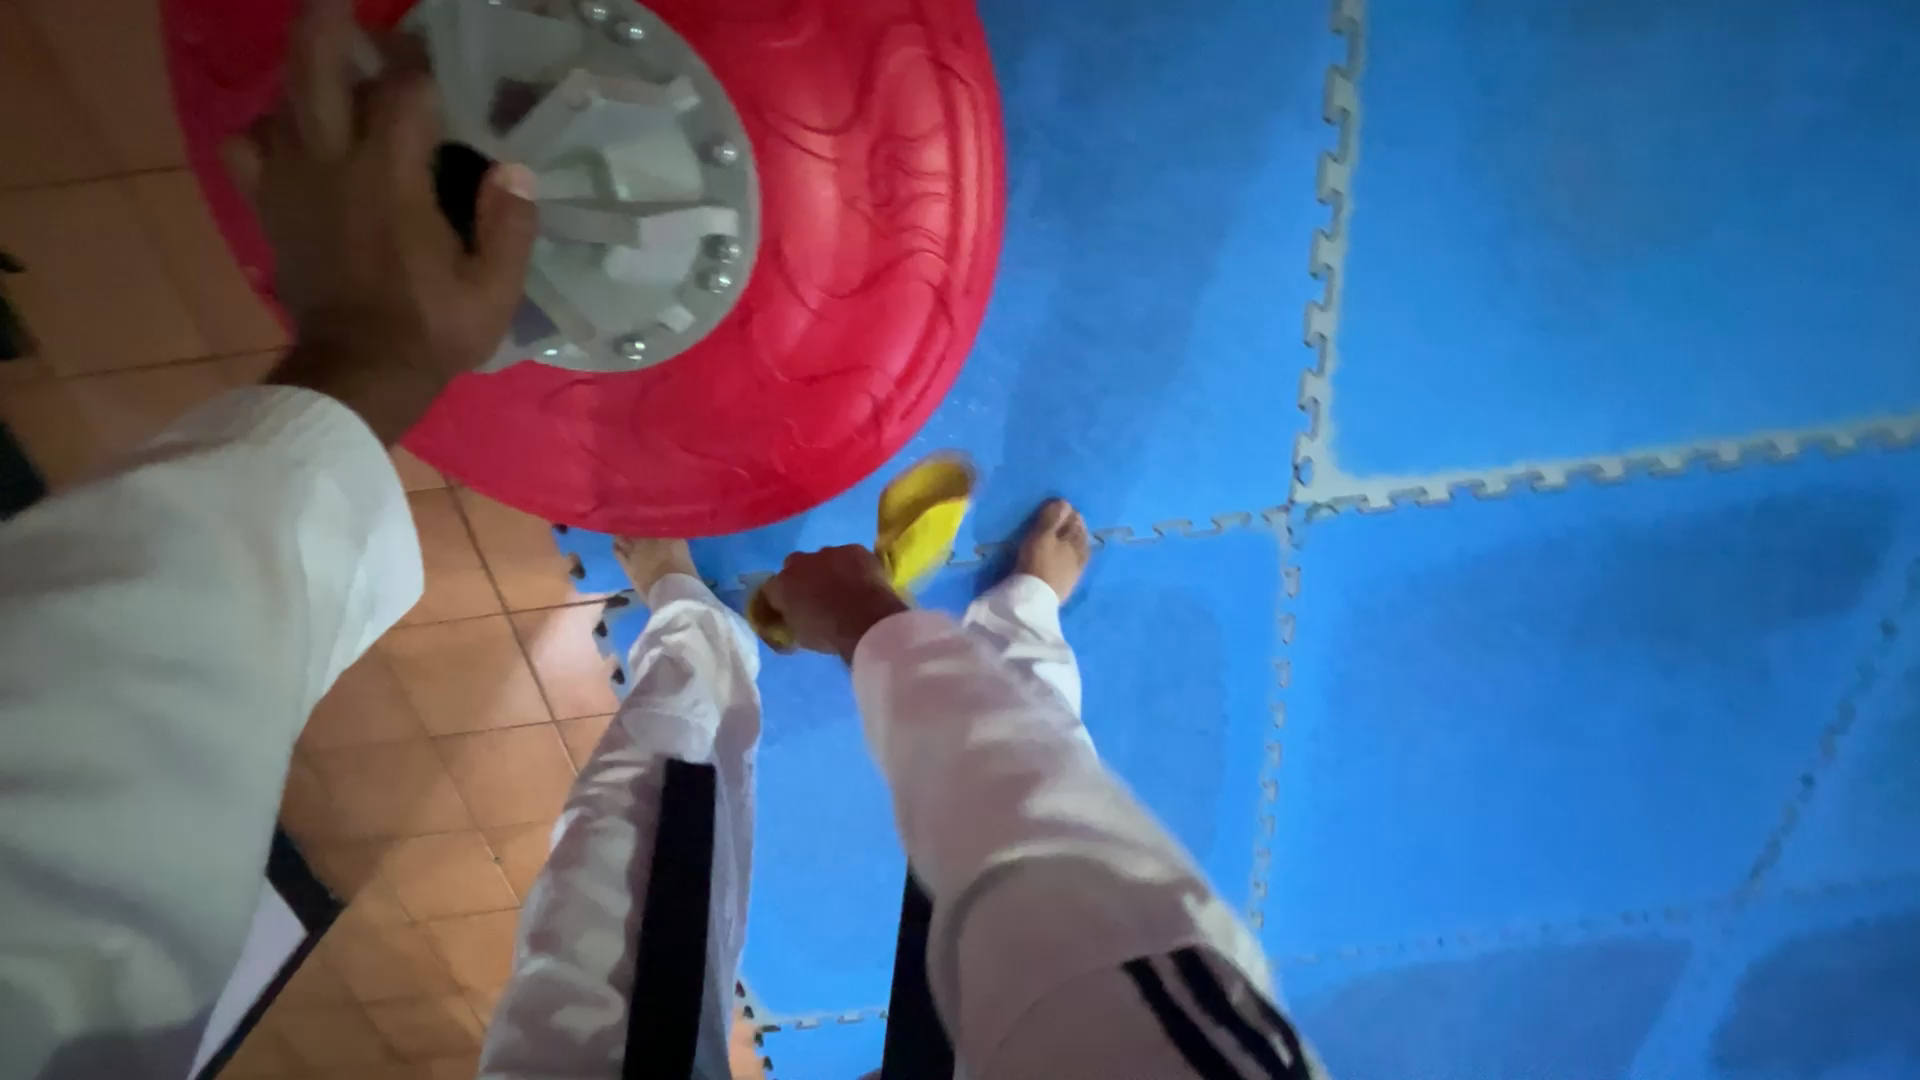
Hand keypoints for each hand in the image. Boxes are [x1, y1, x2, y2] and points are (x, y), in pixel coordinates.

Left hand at [239, 0, 536, 441]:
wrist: (363, 368)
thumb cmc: (437, 329)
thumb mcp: (496, 290)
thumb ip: (509, 226)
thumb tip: (516, 169)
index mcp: (392, 179)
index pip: (404, 93)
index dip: (424, 67)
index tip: (443, 61)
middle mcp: (331, 162)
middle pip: (316, 64)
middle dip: (334, 24)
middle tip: (352, 10)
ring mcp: (291, 180)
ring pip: (283, 99)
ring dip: (311, 81)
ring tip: (342, 88)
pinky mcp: (270, 204)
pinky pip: (252, 142)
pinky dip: (272, 128)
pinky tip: (300, 140)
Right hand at [757, 546, 909, 661]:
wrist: (867, 623)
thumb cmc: (829, 634)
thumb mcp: (801, 636)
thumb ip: (792, 620)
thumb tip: (792, 618)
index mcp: (781, 585)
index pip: (772, 589)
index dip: (782, 599)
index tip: (792, 608)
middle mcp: (800, 563)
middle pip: (796, 566)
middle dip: (804, 577)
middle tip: (818, 595)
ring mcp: (829, 552)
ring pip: (825, 558)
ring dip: (830, 570)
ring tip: (846, 589)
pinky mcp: (855, 549)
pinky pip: (851, 556)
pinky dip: (855, 566)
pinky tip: (864, 581)